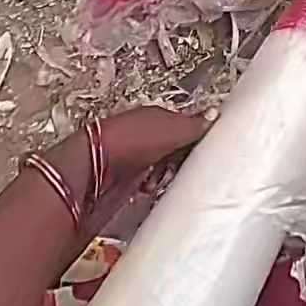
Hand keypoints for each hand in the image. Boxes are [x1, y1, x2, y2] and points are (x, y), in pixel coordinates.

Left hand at [41, 106, 208, 232]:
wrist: (91, 173)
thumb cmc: (128, 142)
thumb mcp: (169, 130)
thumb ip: (193, 124)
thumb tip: (215, 115)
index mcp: (155, 115)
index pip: (187, 123)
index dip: (199, 136)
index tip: (213, 149)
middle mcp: (145, 133)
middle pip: (177, 147)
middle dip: (185, 159)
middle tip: (192, 168)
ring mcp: (136, 157)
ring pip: (166, 167)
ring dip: (171, 175)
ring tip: (170, 181)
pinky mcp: (128, 180)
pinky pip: (153, 182)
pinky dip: (157, 187)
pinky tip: (155, 190)